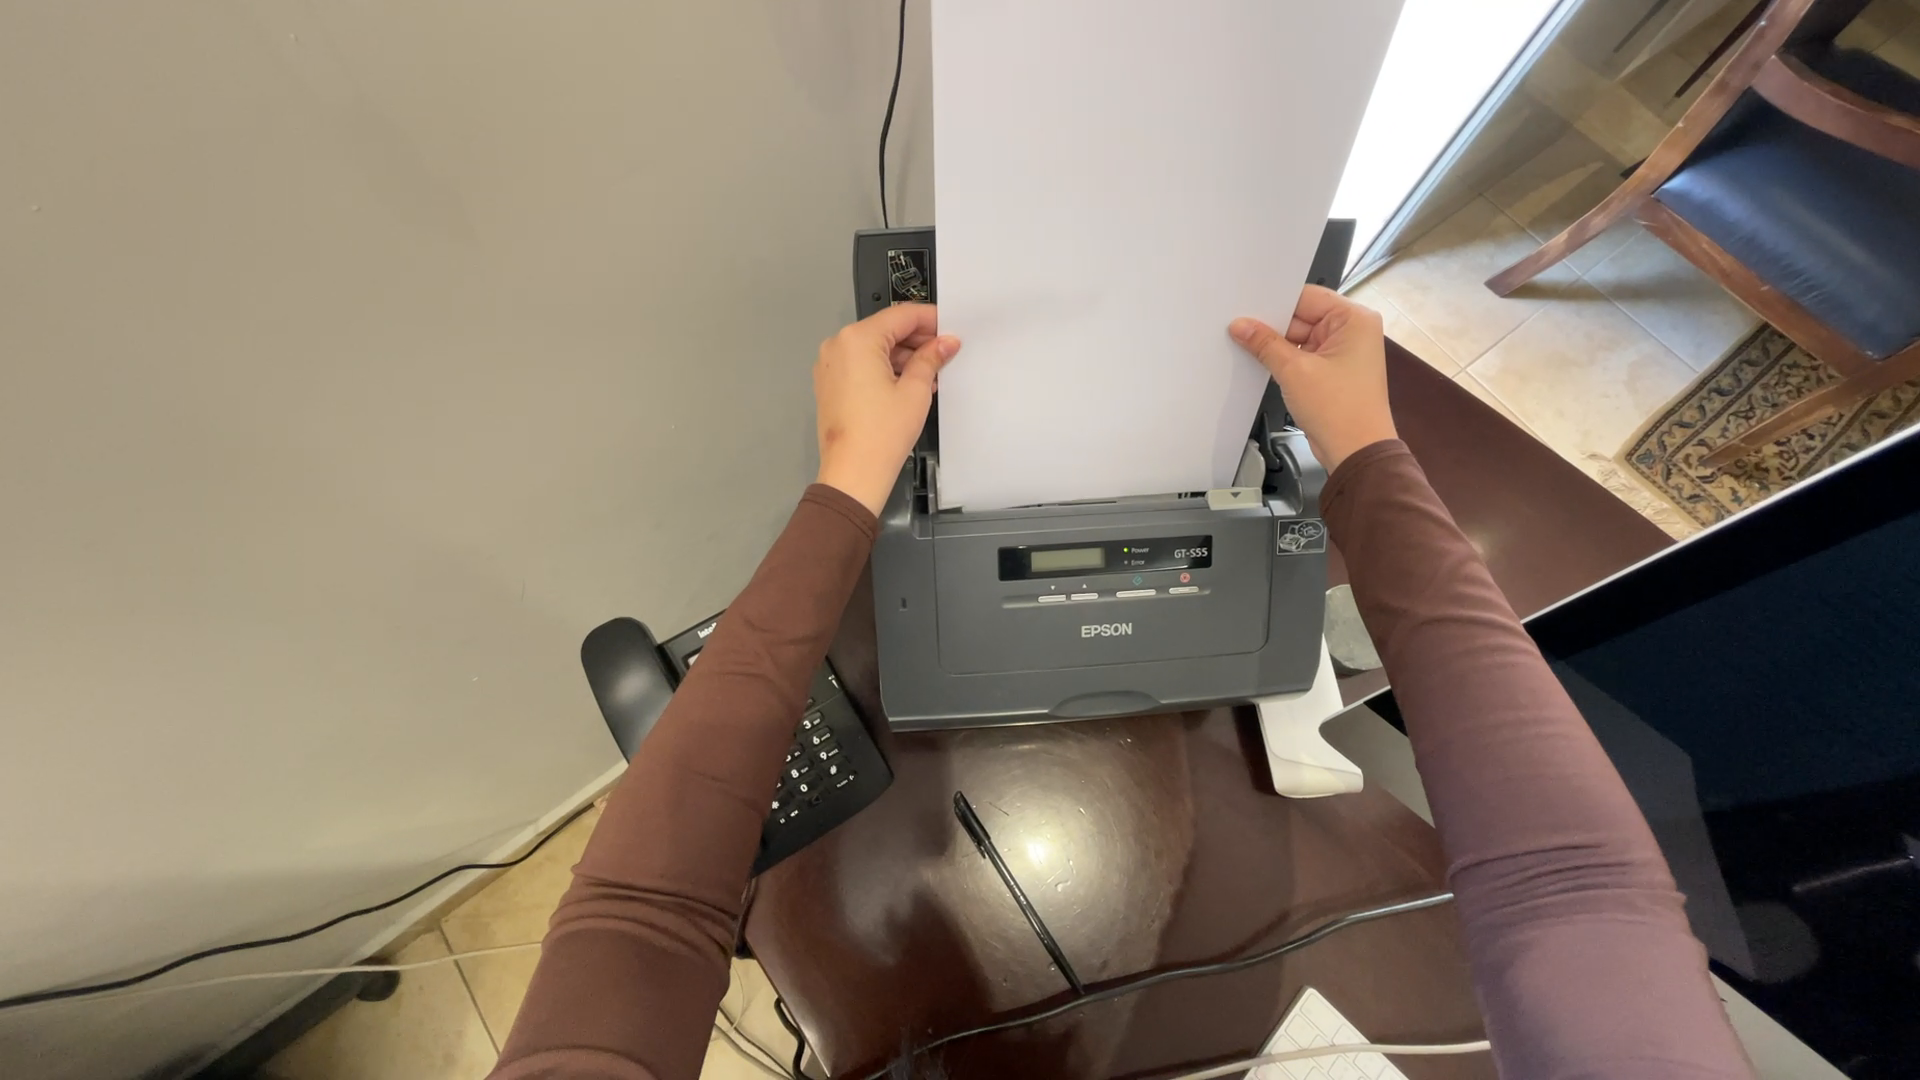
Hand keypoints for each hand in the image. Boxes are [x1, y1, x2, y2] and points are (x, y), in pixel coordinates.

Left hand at [813, 304, 960, 515]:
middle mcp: (838, 346)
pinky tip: (908, 385)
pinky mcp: (830, 385)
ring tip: (930, 375)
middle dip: (917, 341)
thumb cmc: (882, 433)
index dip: (930, 320)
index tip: (950, 328)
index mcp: (857, 339)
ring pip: (874, 349)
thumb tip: (946, 342)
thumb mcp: (915, 391)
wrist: (853, 473)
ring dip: (902, 357)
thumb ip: (931, 358)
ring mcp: (830, 366)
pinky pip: (862, 366)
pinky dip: (885, 370)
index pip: (901, 315)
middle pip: (885, 330)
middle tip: (945, 354)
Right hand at [1229, 285, 1396, 472]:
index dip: (1275, 303)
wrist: (1355, 450)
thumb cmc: (1340, 409)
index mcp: (1354, 319)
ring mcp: (1342, 352)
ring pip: (1299, 338)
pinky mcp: (1331, 371)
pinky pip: (1302, 356)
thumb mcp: (1294, 371)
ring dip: (1276, 346)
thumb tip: (1241, 325)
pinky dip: (1284, 361)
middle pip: (1302, 317)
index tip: (1246, 308)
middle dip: (1272, 327)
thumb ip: (1265, 344)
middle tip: (1239, 329)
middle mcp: (1352, 331)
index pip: (1307, 298)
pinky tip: (1261, 363)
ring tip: (1247, 348)